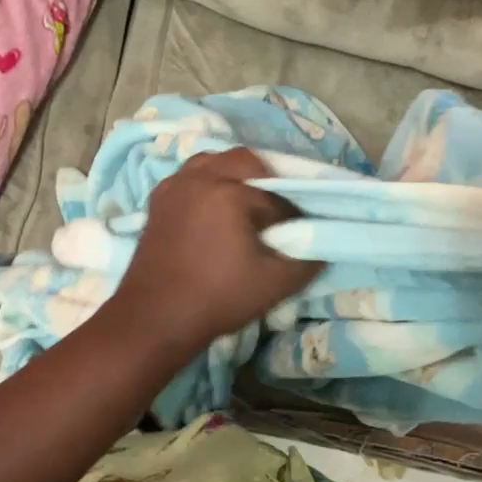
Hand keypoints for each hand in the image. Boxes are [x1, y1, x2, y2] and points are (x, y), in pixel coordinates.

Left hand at [105, 148, 320, 350]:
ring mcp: (174, 186)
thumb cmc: (217, 298)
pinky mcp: (158, 200)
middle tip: (275, 215)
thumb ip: (309, 260)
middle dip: (266, 182)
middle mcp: (199, 177)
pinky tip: (215, 213)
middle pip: (245, 163)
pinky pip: (190, 177)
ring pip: (213, 162)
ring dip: (234, 177)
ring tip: (245, 209)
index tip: (298, 233)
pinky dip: (207, 184)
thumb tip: (326, 244)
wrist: (155, 318)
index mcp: (228, 191)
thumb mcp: (275, 283)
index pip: (277, 194)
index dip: (293, 213)